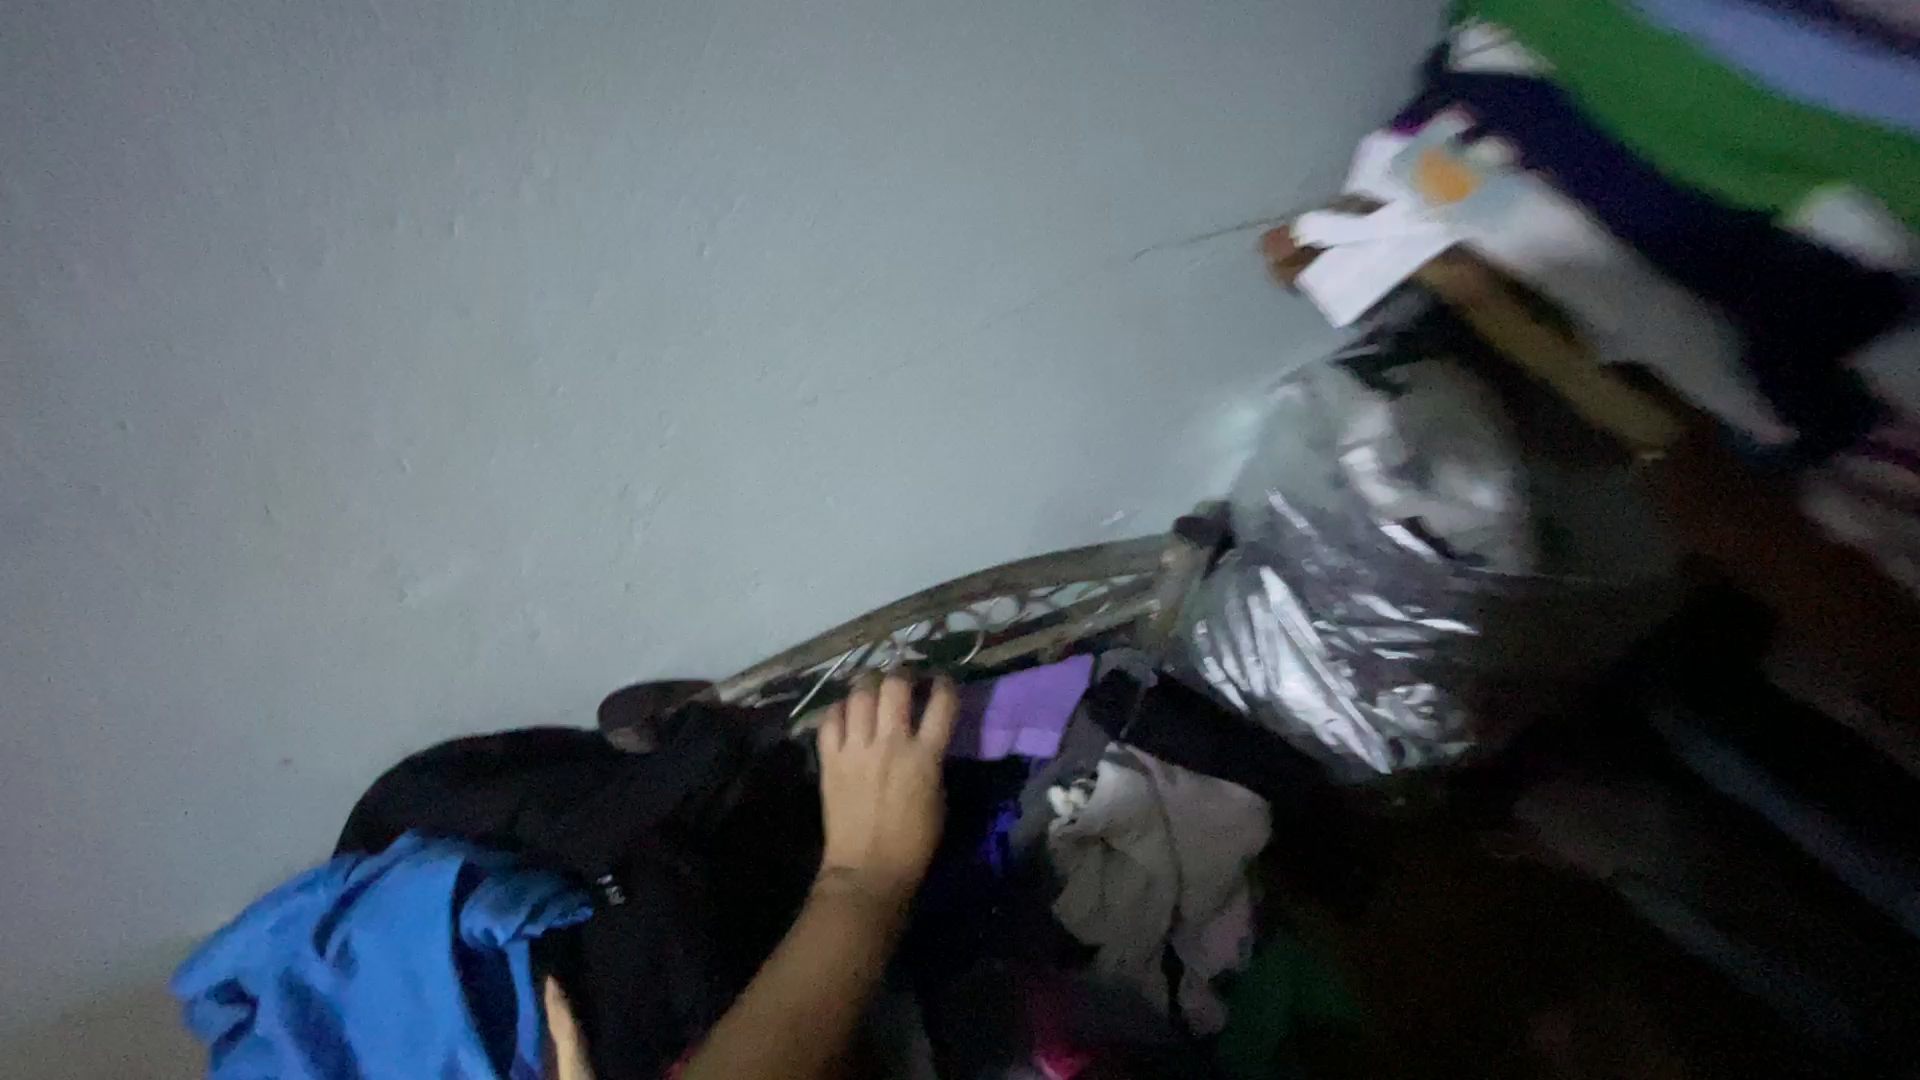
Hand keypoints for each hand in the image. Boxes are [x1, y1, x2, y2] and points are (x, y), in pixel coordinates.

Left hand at [815, 672, 956, 909]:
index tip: (942, 680)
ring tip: (871, 688)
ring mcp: (856, 749)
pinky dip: (839, 709)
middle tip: (902, 680)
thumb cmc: (914, 842)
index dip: (946, 683)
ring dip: (868, 685)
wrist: (868, 872)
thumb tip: (927, 735)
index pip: (942, 701)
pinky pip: (830, 718)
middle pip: (895, 685)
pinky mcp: (830, 760)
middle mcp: (891, 744)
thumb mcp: (939, 796)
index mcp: (925, 756)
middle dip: (901, 674)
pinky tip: (846, 713)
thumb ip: (933, 759)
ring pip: (860, 694)